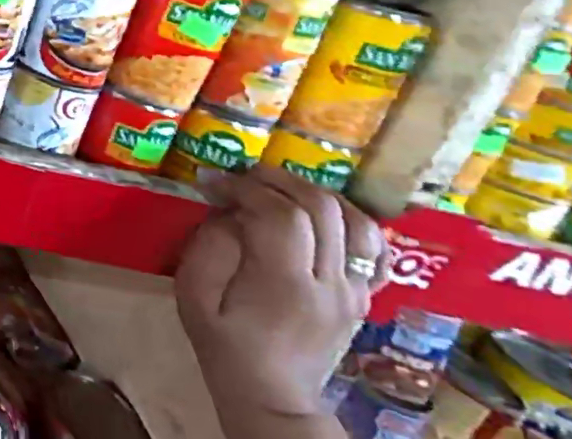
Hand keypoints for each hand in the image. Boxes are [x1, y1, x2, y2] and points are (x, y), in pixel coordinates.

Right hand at [174, 166, 387, 422]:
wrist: (271, 395)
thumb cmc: (222, 339)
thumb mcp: (194, 291)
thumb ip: (211, 243)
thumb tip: (229, 208)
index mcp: (284, 284)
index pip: (280, 214)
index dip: (245, 187)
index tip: (213, 183)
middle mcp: (330, 285)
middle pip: (323, 210)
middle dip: (280, 180)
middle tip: (244, 176)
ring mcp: (354, 292)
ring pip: (359, 223)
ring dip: (318, 194)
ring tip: (282, 189)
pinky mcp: (361, 297)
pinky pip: (376, 251)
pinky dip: (353, 222)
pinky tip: (322, 215)